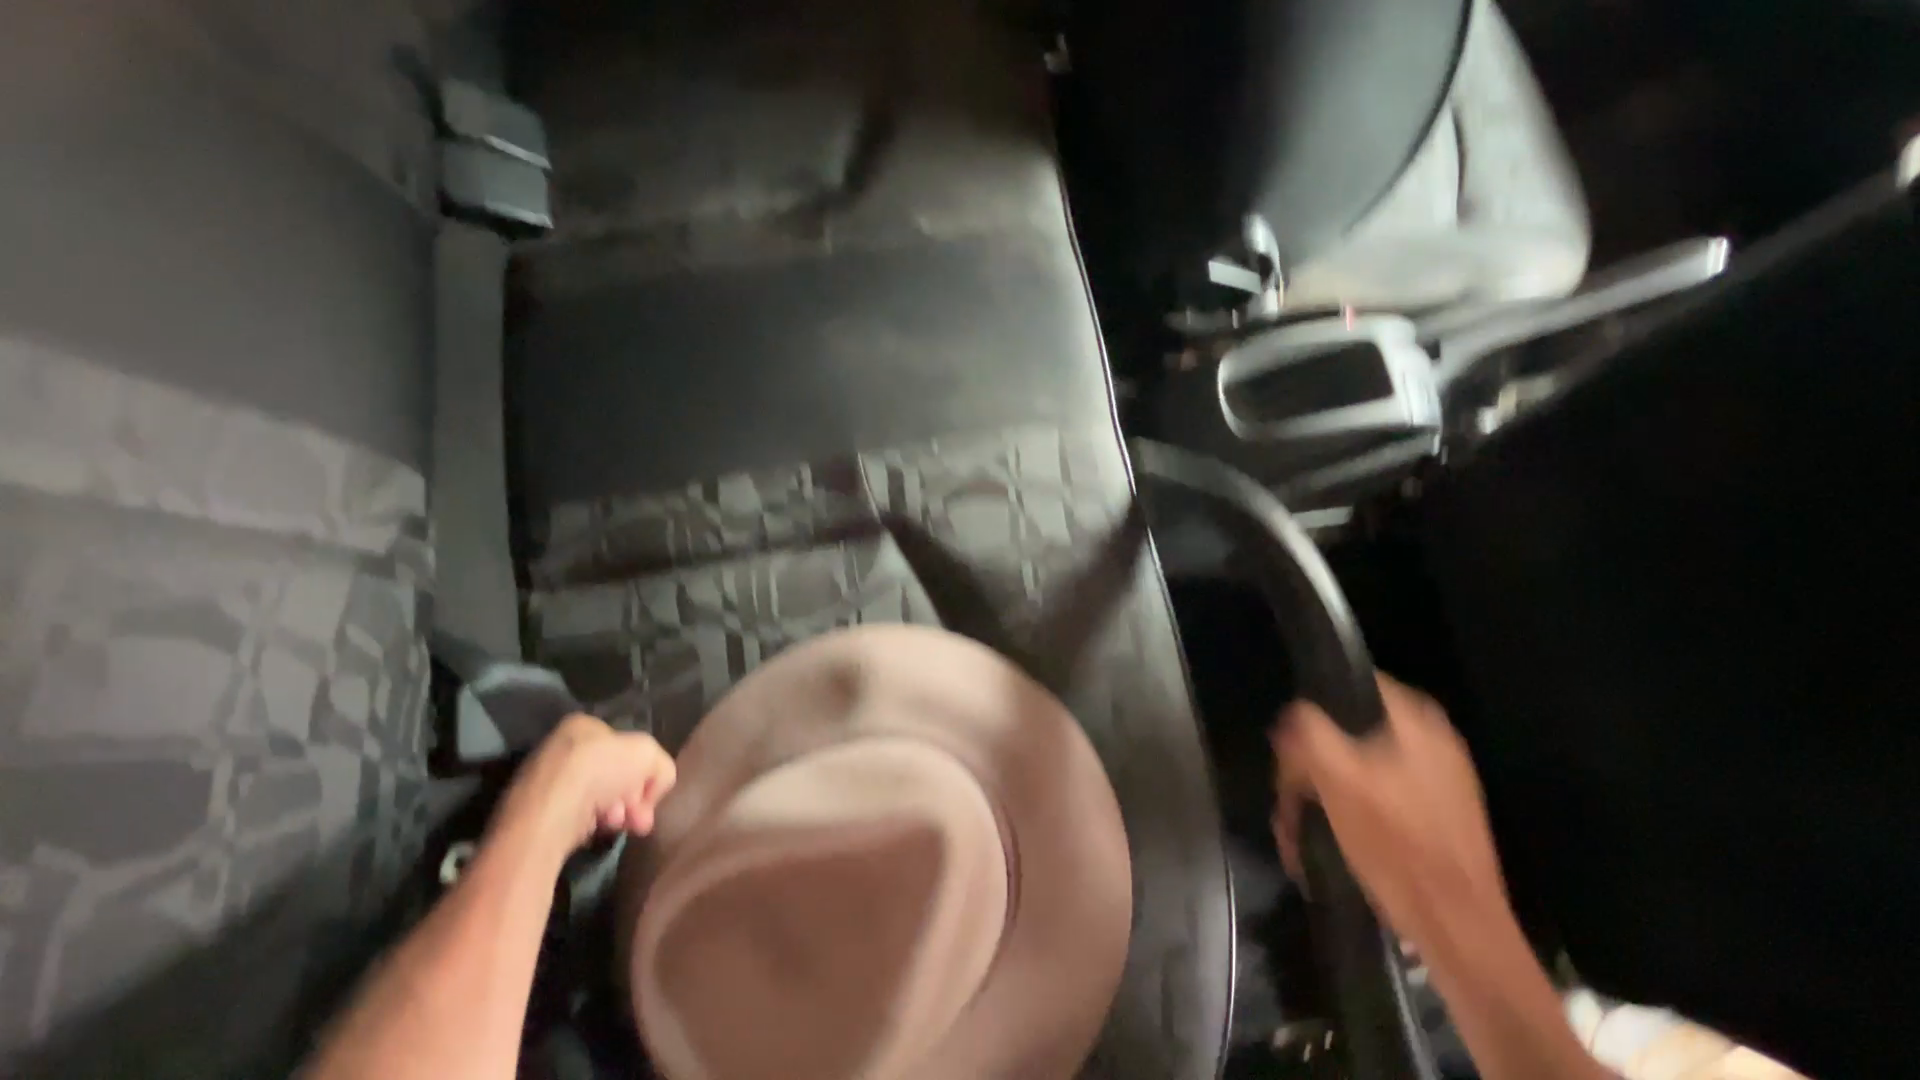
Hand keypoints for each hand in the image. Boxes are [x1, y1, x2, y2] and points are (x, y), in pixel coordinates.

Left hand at [494, 714, 677, 851]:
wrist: (547, 815)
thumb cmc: (598, 773)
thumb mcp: (649, 755)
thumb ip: (661, 767)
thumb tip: (650, 790)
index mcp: (584, 725)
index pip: (626, 746)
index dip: (644, 772)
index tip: (646, 796)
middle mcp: (561, 747)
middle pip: (614, 775)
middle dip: (631, 799)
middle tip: (639, 818)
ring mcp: (545, 780)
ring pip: (596, 798)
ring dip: (614, 814)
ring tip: (614, 826)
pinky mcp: (534, 811)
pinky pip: (574, 816)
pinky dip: (589, 825)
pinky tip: (594, 832)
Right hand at [1271, 675, 1509, 956]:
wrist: (1458, 926)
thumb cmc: (1398, 847)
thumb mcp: (1339, 782)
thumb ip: (1309, 734)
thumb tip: (1291, 716)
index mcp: (1416, 721)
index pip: (1352, 684)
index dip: (1312, 710)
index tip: (1289, 747)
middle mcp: (1433, 741)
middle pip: (1350, 732)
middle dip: (1312, 767)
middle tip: (1291, 802)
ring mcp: (1439, 780)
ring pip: (1360, 768)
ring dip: (1325, 796)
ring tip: (1302, 833)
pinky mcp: (1437, 816)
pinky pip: (1380, 797)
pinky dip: (1351, 814)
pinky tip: (1333, 844)